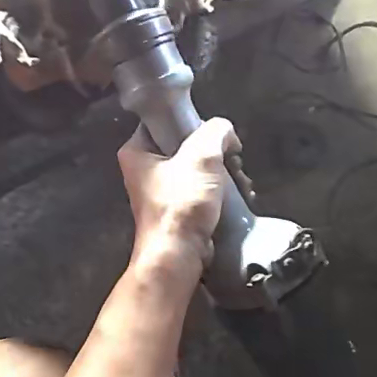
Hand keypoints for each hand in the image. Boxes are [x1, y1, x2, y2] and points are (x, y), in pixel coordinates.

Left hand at [117, 118, 239, 273]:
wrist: (178, 255)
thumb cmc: (182, 204)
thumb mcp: (202, 156)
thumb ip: (217, 132)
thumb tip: (227, 133)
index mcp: (137, 151)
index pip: (166, 121)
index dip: (194, 124)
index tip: (215, 136)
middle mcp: (145, 171)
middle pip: (187, 147)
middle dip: (216, 156)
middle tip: (232, 163)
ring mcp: (162, 194)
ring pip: (199, 171)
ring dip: (224, 176)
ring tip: (239, 183)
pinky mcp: (178, 213)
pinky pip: (202, 193)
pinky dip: (220, 194)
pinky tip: (236, 198)